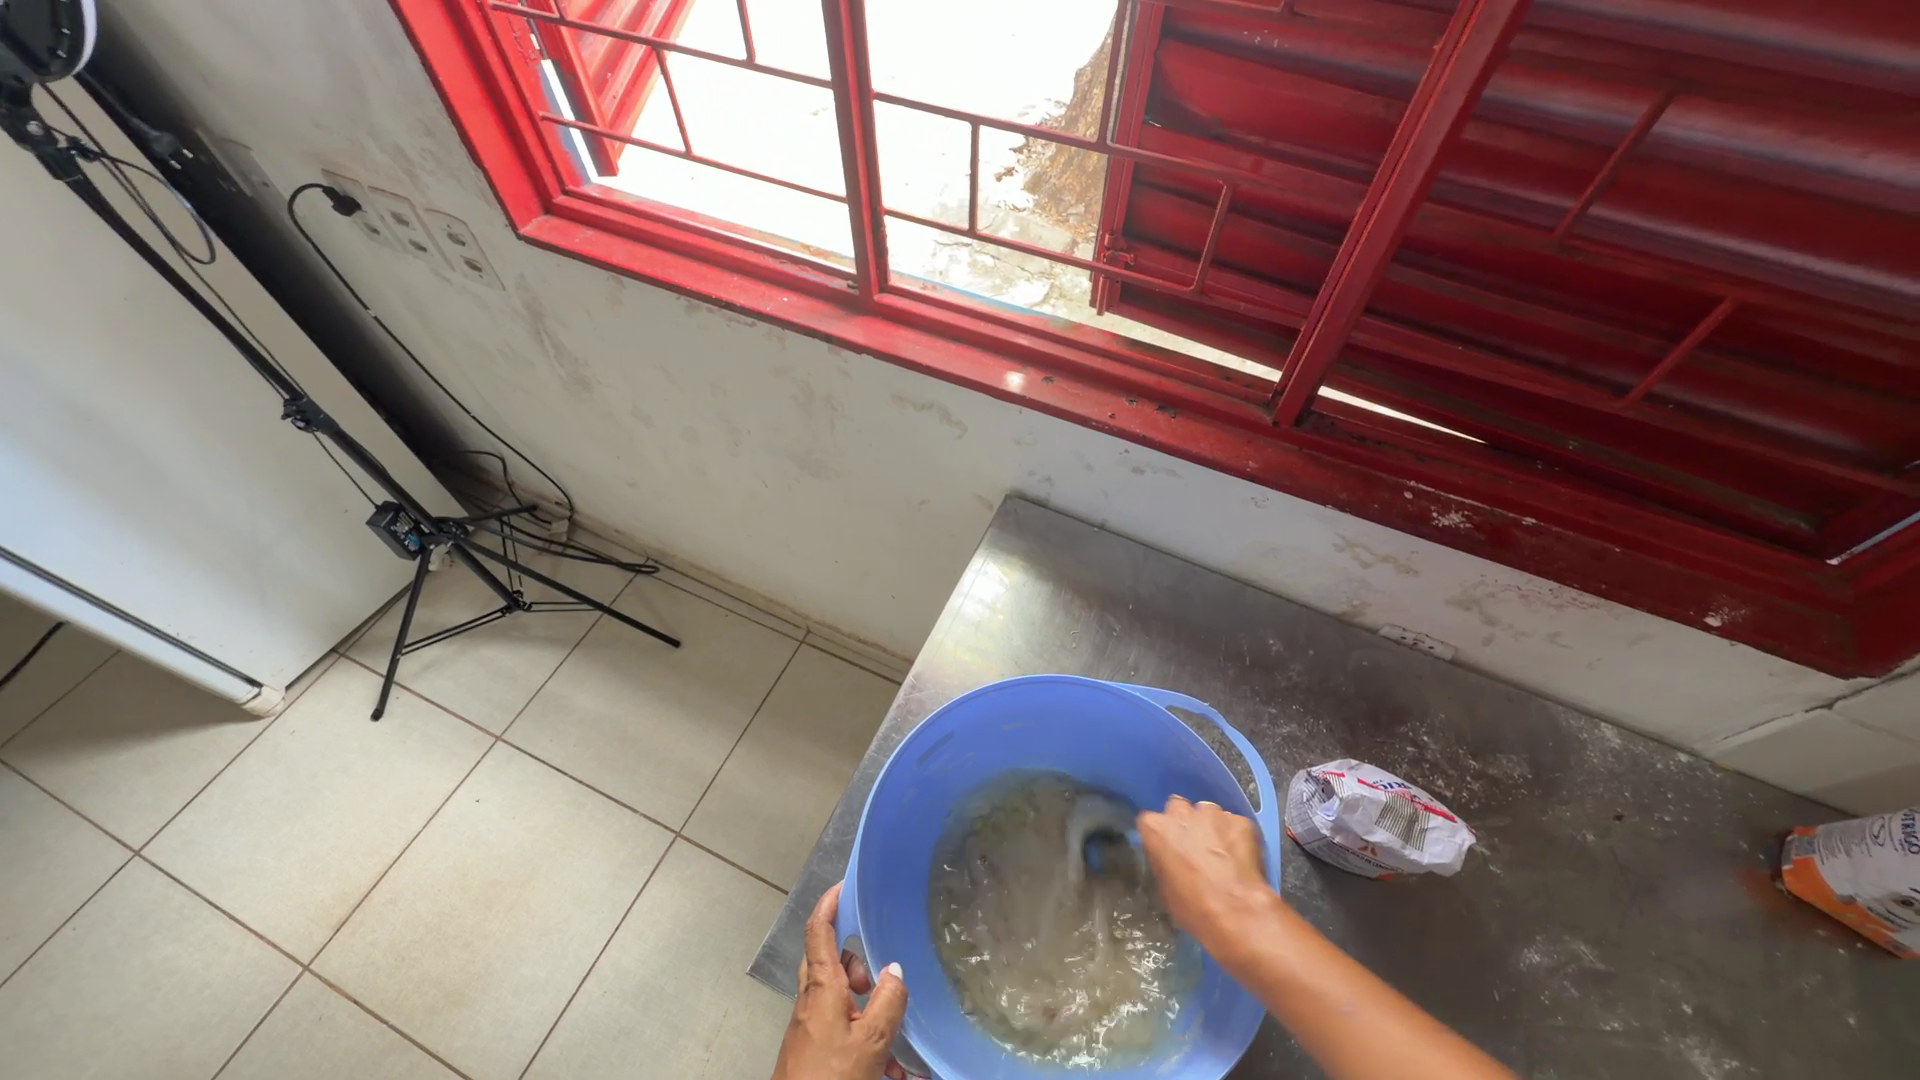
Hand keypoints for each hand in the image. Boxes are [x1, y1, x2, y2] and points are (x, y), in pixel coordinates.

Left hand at [771, 883, 911, 1079]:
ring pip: (839, 996)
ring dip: (866, 1003)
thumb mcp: (871, 1040)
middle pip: (831, 961)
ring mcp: (810, 1023)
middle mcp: (811, 999)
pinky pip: (840, 1024)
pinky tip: (889, 1065)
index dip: (830, 903)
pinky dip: (863, 1031)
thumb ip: (888, 1000)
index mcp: (821, 987)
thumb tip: (894, 969)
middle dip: (859, 961)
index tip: (845, 884)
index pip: (820, 930)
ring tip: (894, 1030)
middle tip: (882, 974)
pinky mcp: (813, 1046)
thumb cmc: (831, 1076)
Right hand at [1137, 795, 1278, 965]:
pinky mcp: (1240, 821)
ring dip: (1211, 828)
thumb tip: (1169, 858)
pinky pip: (1235, 825)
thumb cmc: (1192, 906)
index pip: (1150, 822)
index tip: (1168, 850)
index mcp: (1156, 827)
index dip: (1161, 836)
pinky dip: (1236, 837)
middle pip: (1179, 809)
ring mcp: (1213, 814)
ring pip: (1209, 814)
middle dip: (1185, 823)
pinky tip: (1242, 858)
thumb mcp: (1164, 887)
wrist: (1236, 912)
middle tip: (1195, 847)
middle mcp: (1181, 812)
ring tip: (1222, 853)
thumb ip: (1162, 861)